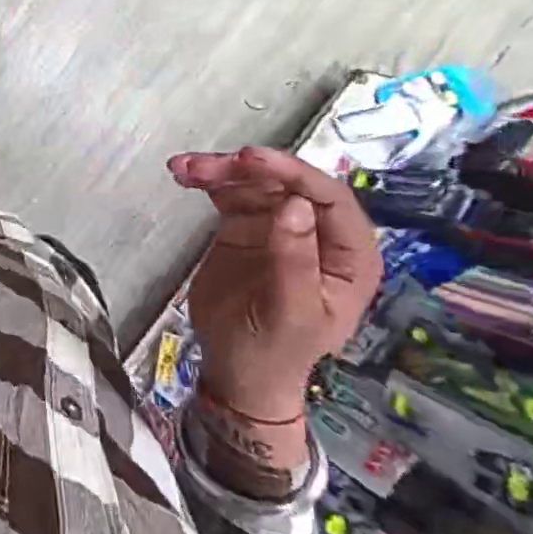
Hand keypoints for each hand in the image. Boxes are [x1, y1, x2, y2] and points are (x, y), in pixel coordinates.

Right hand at [168, 147, 380, 488]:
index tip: (251, 160)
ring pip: (255, 183)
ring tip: (184, 167)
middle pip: (286, 183)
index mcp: (348, 254)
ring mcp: (278, 227)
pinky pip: (230, 195)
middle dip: (246, 169)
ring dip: (220, 170)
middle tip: (206, 166)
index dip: (293, 173)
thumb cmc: (276, 352)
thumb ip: (295, 261)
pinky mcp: (245, 228)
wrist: (236, 373)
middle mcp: (318, 231)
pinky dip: (208, 182)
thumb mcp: (291, 314)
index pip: (329, 198)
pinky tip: (185, 175)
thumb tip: (294, 205)